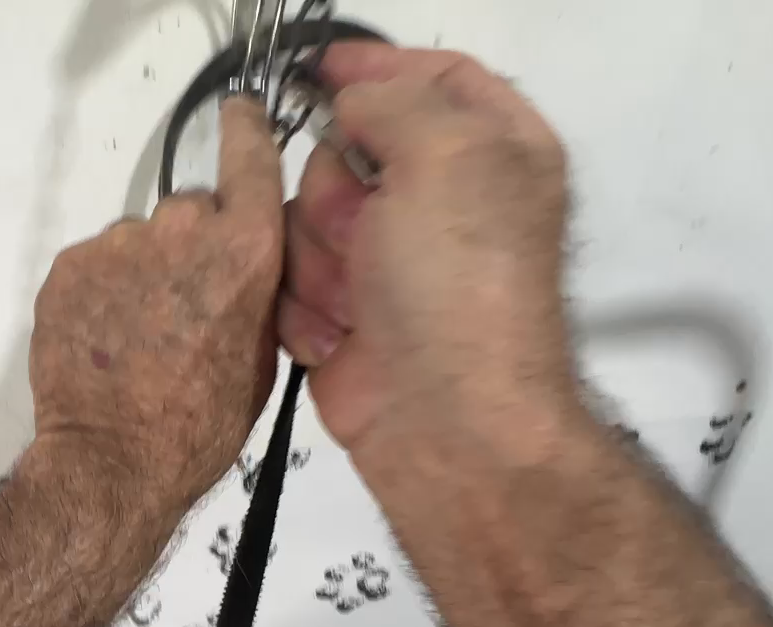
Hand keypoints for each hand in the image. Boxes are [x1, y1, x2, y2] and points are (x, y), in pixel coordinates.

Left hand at [28, 97, 283, 518]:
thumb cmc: (197, 428)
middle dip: (187, 248)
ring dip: (137, 274)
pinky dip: (97, 292)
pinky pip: (92, 265)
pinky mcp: (66, 267)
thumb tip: (250, 263)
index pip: (249, 151)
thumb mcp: (260, 363)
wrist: (112, 463)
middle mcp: (180, 229)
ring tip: (131, 337)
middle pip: (188, 211)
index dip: (243, 132)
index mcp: (243, 249)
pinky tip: (101, 339)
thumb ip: (260, 293)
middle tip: (175, 309)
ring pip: (135, 242)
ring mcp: (115, 246)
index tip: (236, 120)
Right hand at [279, 45, 574, 452]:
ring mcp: (377, 266)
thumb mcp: (448, 158)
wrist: (434, 414)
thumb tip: (355, 96)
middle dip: (336, 198)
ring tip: (354, 304)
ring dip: (318, 266)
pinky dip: (307, 314)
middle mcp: (430, 204)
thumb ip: (397, 100)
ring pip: (300, 229)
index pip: (429, 79)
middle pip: (342, 160)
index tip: (314, 67)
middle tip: (362, 234)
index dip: (373, 66)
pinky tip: (340, 338)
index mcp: (484, 151)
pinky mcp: (336, 317)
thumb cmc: (456, 284)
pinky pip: (288, 290)